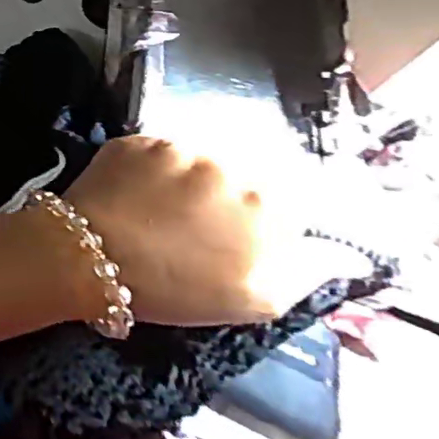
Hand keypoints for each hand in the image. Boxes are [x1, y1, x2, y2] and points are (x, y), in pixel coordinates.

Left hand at [64, 136, 370, 325]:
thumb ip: (308, 269)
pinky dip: (151, 172)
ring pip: (194, 162)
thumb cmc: (176, 287)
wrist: (91, 257)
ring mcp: (175, 145)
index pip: (284, 200)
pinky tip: (137, 198)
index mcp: (265, 199)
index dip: (261, 223)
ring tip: (160, 214)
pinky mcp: (134, 139)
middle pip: (238, 176)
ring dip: (186, 183)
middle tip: (192, 230)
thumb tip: (347, 252)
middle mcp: (224, 160)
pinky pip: (155, 154)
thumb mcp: (255, 298)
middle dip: (223, 200)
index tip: (236, 240)